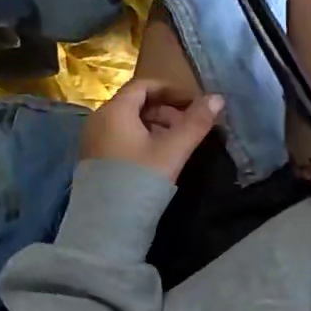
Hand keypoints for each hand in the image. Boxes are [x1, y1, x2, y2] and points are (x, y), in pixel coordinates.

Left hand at [80, 81, 222, 183]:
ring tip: (176, 143)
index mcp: (114, 111)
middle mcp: (98, 120)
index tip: (192, 102)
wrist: (107, 224)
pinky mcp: (93, 158)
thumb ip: (196, 123)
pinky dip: (140, 139)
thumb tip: (217, 98)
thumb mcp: (173, 150)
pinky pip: (119, 137)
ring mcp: (92, 140)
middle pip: (134, 103)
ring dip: (154, 126)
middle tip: (187, 126)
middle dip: (164, 110)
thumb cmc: (140, 180)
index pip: (143, 86)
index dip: (170, 90)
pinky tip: (156, 158)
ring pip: (127, 122)